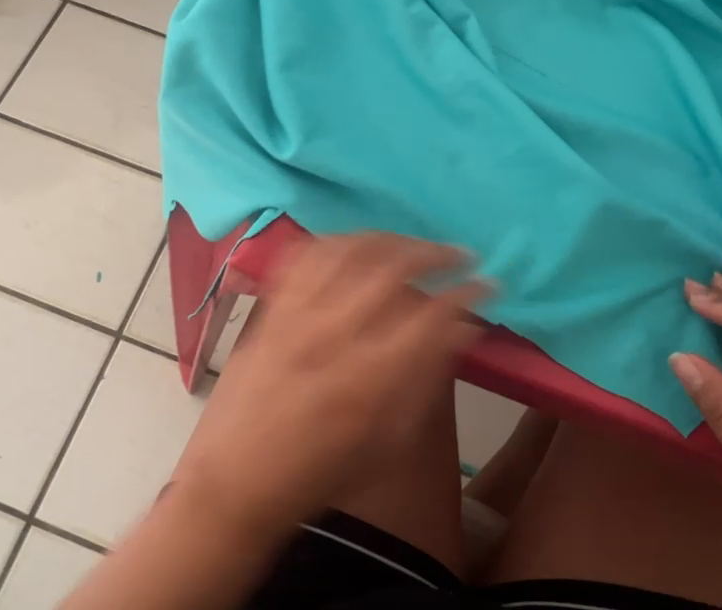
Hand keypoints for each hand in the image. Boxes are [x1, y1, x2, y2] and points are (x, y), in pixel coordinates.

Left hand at [171, 233, 486, 535]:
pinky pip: (305, 258)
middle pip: (391, 268)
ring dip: (390, 240)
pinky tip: (358, 247)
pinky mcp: (269, 311)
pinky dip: (337, 243)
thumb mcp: (388, 445)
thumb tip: (462, 332)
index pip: (430, 316)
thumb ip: (427, 384)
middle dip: (434, 254)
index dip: (465, 294)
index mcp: (369, 380)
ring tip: (413, 245)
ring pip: (349, 251)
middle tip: (459, 255)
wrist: (235, 482)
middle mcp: (332, 336)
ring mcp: (296, 317)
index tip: (486, 284)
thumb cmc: (319, 475)